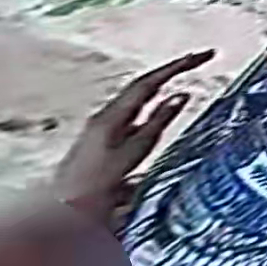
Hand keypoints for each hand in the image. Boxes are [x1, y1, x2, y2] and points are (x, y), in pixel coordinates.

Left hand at [52, 50, 211, 220]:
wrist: (61, 210)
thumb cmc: (97, 182)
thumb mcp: (135, 150)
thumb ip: (159, 120)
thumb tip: (182, 94)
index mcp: (113, 115)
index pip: (150, 81)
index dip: (179, 65)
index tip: (205, 55)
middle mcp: (106, 115)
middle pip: (143, 83)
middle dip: (172, 68)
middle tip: (200, 58)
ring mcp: (103, 126)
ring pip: (137, 94)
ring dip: (163, 80)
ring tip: (185, 72)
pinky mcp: (104, 136)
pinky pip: (134, 107)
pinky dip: (154, 96)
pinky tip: (162, 102)